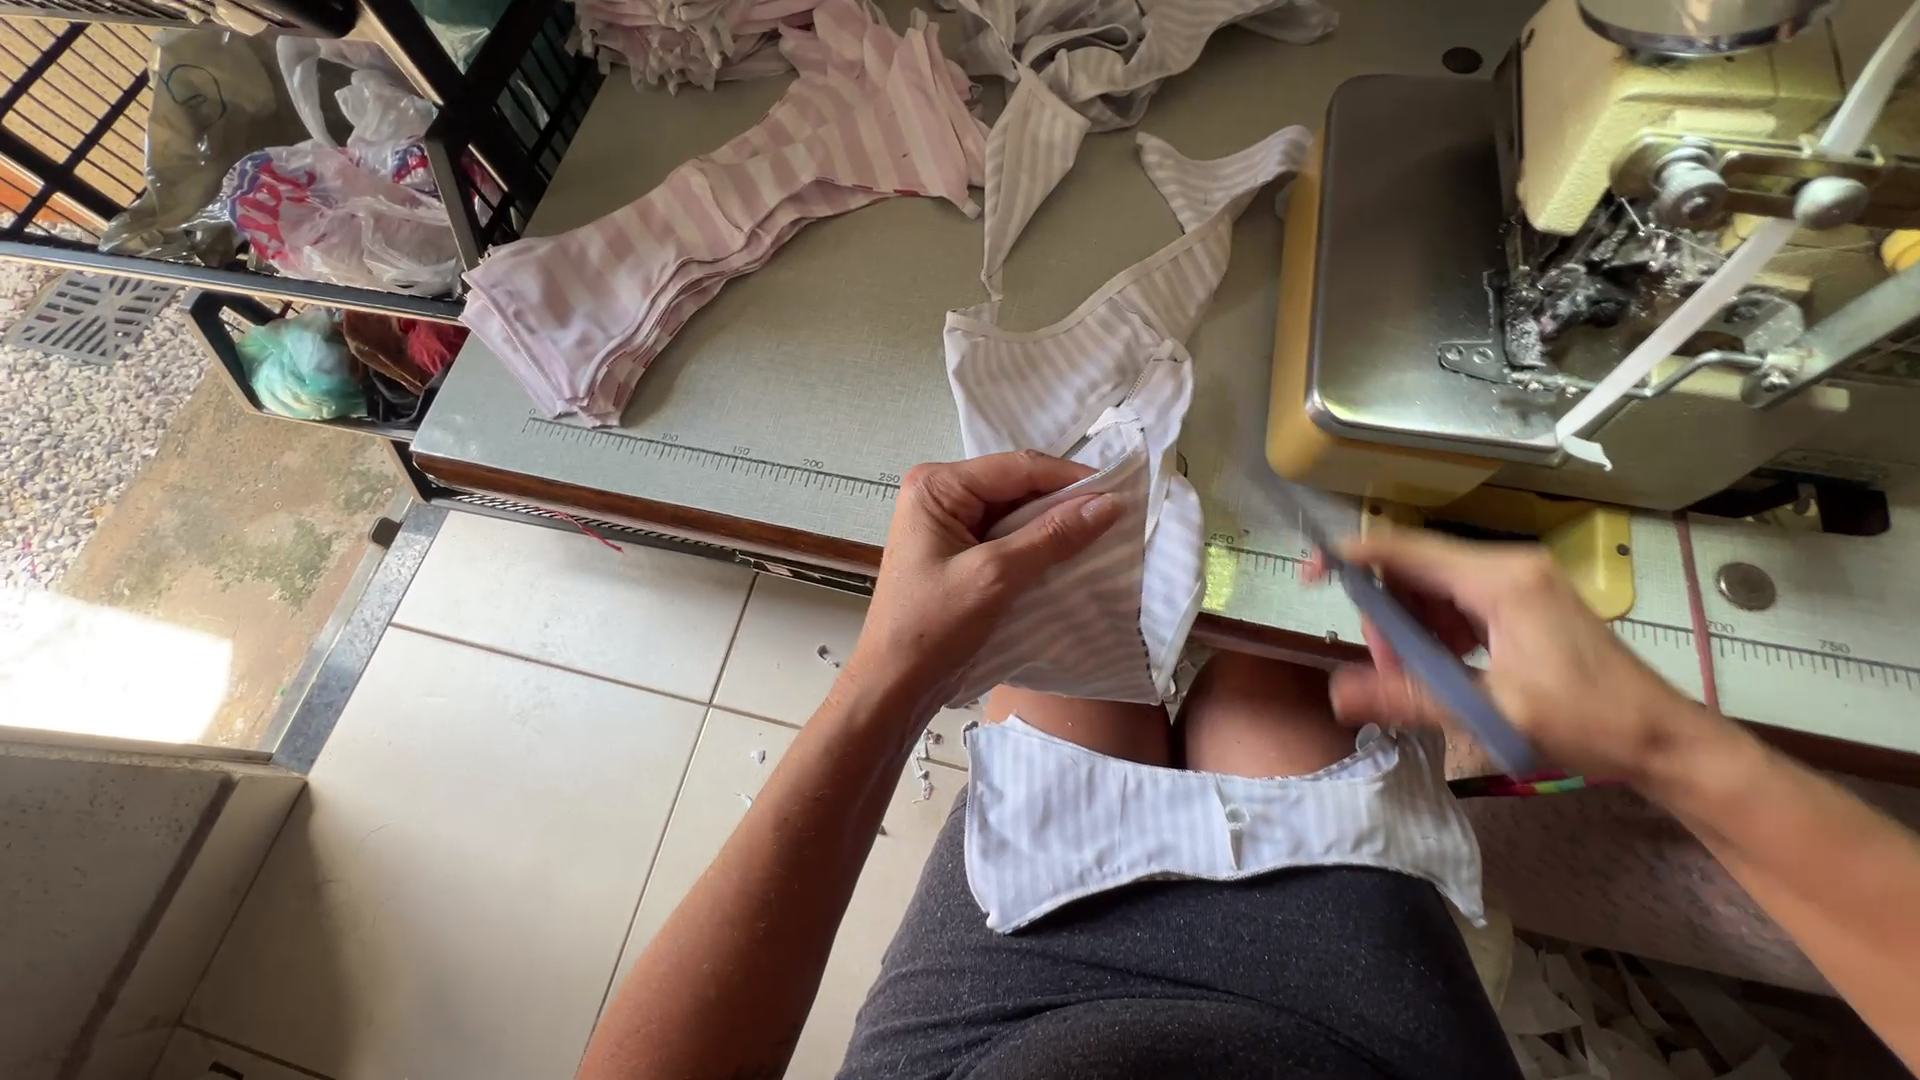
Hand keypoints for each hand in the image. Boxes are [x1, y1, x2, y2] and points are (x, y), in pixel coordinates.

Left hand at [841, 451, 1121, 715]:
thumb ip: (1051, 537)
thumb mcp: (995, 577)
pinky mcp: (957, 551)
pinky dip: (1036, 546)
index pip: (1016, 468)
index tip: (1119, 493)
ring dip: (1052, 525)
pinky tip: (1067, 556)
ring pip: (1015, 512)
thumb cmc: (931, 627)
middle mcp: (940, 494)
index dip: (1069, 478)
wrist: (893, 683)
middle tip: (1115, 518)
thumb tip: (1109, 504)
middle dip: (1062, 502)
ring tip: (1100, 536)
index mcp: (936, 486)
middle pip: (1017, 485)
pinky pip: (1006, 536)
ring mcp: (948, 523)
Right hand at [1321, 528, 1730, 782]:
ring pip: (1429, 589)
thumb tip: (1335, 694)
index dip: (1351, 557)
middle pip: (1412, 570)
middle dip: (1386, 616)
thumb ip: (1409, 698)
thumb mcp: (1492, 712)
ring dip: (1409, 630)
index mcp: (1500, 579)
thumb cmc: (1589, 722)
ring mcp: (1515, 583)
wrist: (1666, 742)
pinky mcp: (1519, 603)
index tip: (1310, 576)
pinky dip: (1433, 634)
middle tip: (1388, 668)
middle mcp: (1506, 567)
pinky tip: (1443, 668)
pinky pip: (1453, 604)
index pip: (1404, 549)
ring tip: (1416, 677)